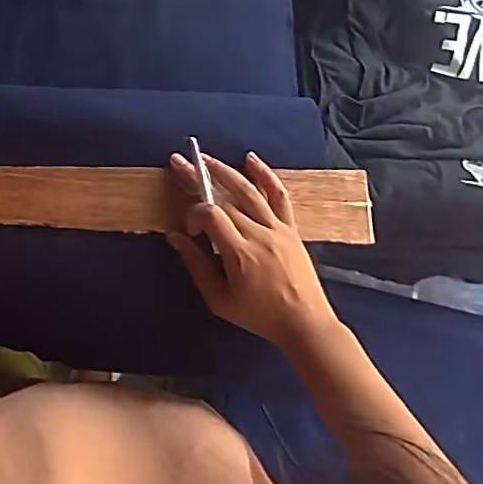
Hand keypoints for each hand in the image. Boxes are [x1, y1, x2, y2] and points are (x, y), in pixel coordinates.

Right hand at [167, 151, 339, 346]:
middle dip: (198, 179)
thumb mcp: (219, 300)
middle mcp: (259, 234)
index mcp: (240, 252)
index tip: (190, 230)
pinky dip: (265, 175)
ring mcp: (277, 228)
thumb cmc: (259, 316)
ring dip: (224, 170)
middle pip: (225, 198)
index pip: (211, 215)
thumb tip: (175, 238)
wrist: (307, 326)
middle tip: (178, 163)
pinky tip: (250, 159)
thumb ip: (196, 266)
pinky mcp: (290, 228)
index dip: (194, 214)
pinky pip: (279, 196)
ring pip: (248, 191)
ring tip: (204, 158)